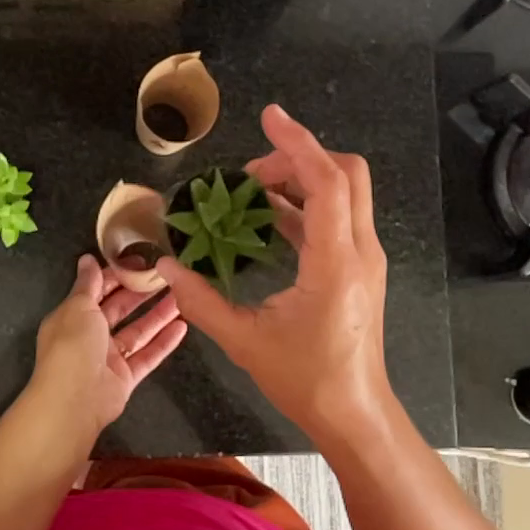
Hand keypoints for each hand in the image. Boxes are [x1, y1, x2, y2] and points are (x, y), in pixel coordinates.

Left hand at [30, 254, 188, 431]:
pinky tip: (183, 326)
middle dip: (141, 293)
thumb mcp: (78, 307)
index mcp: (73, 316)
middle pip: (119, 310)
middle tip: (168, 276)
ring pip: (137, 332)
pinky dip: (164, 342)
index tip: (141, 261)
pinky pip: (147, 356)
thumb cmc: (72, 345)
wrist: (74, 399)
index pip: (97, 290)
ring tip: (182, 297)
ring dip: (158, 315)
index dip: (118, 276)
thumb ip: (87, 284)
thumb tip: (86, 259)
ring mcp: (109, 358)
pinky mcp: (125, 377)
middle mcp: (90, 336)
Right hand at [156, 105, 390, 439]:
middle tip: (250, 172)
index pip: (326, 182)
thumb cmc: (305, 379)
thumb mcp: (244, 341)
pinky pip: (338, 220)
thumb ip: (201, 300)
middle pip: (345, 175)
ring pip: (344, 195)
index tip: (269, 117)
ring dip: (301, 182)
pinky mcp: (359, 270)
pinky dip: (305, 208)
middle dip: (299, 158)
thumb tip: (164, 268)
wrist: (354, 413)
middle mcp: (360, 251)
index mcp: (336, 262)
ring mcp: (364, 260)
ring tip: (251, 193)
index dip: (298, 144)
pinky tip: (268, 222)